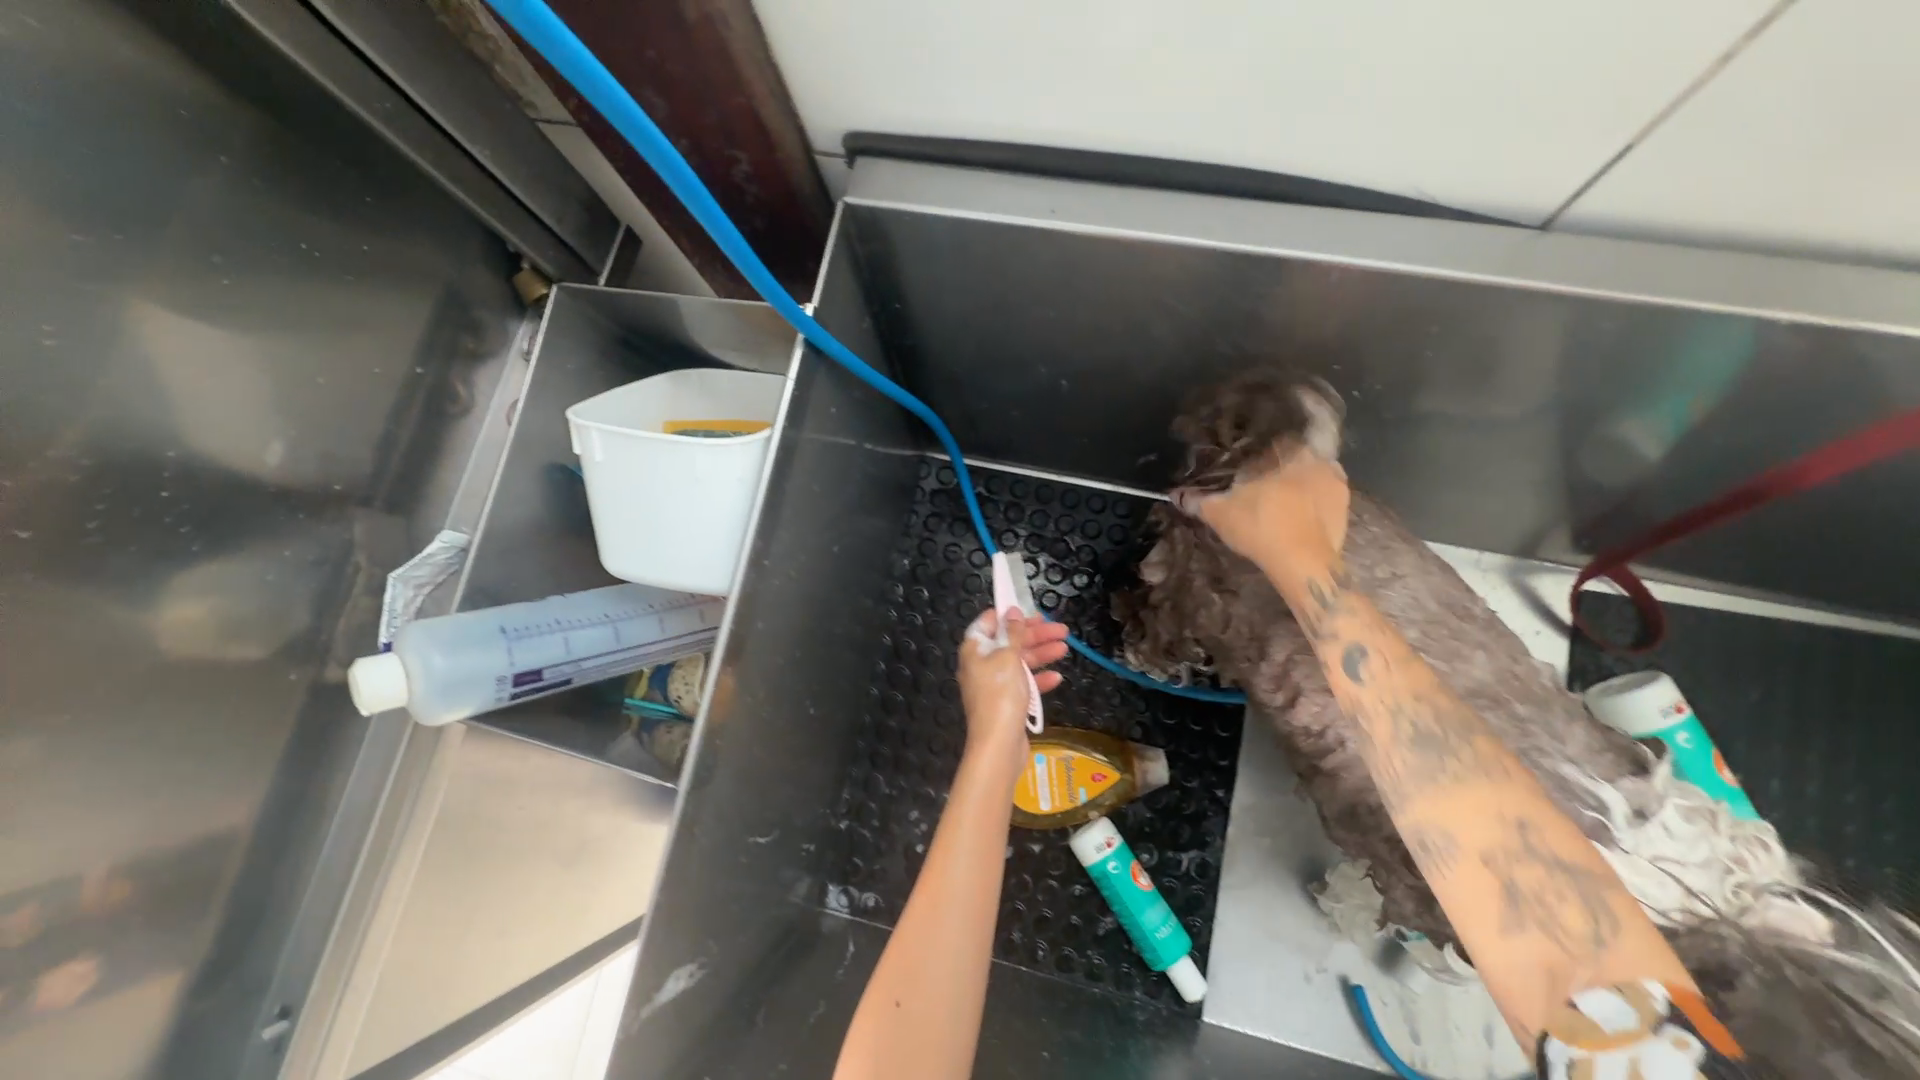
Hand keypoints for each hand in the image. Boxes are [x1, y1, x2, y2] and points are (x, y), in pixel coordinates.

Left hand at [956, 609, 1068, 777]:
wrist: (998, 743)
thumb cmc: (1000, 694)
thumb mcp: (1008, 657)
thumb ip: (1012, 633)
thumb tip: (1011, 611)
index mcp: (974, 650)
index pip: (987, 623)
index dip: (1008, 615)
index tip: (1029, 611)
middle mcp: (981, 665)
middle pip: (1008, 642)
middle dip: (1034, 635)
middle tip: (1061, 629)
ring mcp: (994, 685)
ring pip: (1019, 662)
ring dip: (1041, 654)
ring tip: (1065, 648)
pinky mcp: (1006, 702)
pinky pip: (1023, 684)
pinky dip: (1038, 679)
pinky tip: (1056, 677)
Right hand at [1173, 442, 1350, 582]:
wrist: (1302, 563)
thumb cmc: (1261, 526)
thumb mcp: (1220, 512)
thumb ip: (1197, 500)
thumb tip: (1174, 493)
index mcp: (1291, 451)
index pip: (1276, 439)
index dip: (1261, 452)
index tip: (1250, 464)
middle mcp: (1320, 460)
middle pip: (1297, 456)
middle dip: (1281, 467)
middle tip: (1262, 483)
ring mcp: (1338, 485)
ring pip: (1314, 476)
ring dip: (1300, 484)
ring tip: (1280, 501)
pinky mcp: (1345, 509)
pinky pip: (1326, 498)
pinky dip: (1313, 504)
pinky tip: (1298, 517)